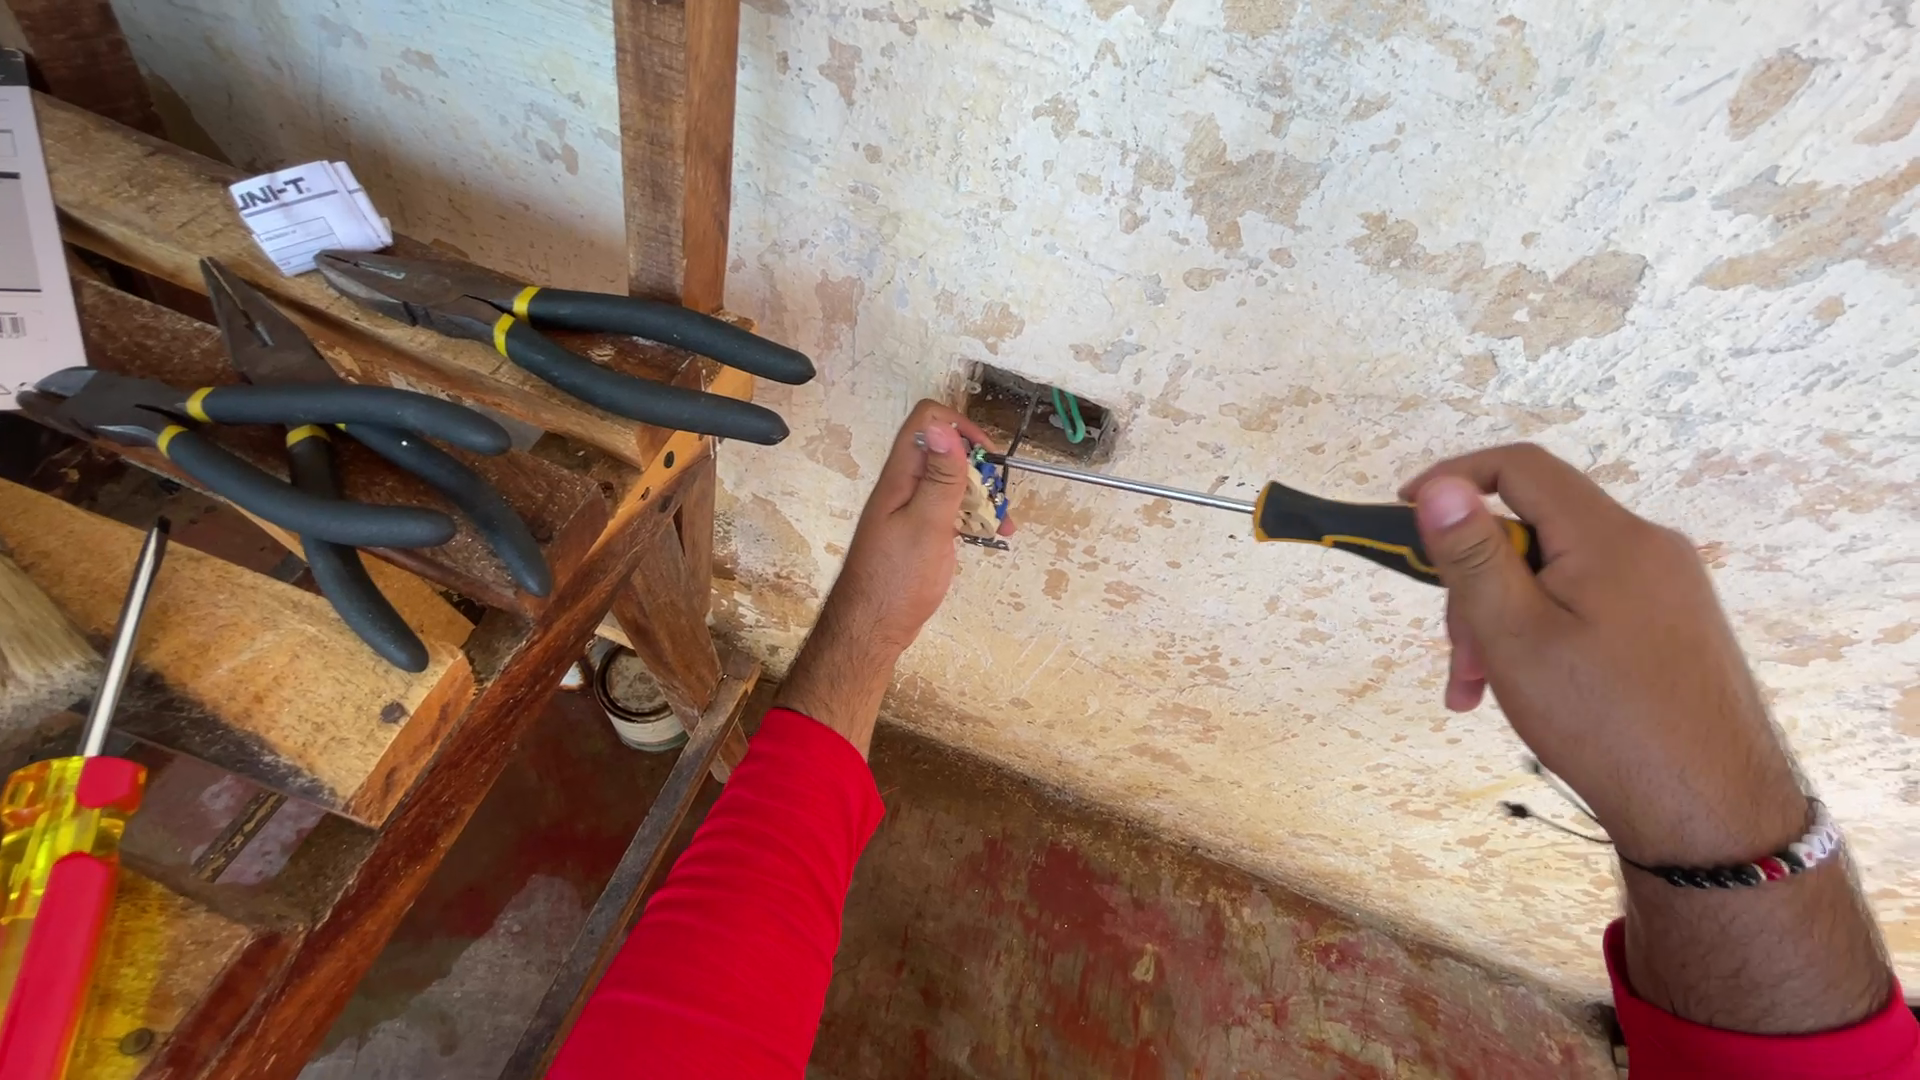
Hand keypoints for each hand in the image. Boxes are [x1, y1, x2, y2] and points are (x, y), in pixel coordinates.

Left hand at [775, 401, 1012, 757]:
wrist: (872, 629)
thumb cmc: (898, 580)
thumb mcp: (926, 525)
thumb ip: (939, 477)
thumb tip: (945, 425)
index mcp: (901, 476)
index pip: (927, 421)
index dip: (959, 427)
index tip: (986, 457)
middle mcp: (905, 486)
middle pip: (944, 451)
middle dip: (978, 467)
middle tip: (997, 497)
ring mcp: (912, 509)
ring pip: (952, 482)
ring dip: (981, 495)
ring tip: (1003, 523)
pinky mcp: (921, 531)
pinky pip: (951, 510)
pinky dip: (973, 517)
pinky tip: (993, 536)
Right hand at [1401, 444, 1890, 1032]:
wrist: (1709, 812)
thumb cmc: (1595, 715)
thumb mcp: (1511, 630)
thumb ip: (1471, 552)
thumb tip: (1438, 485)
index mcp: (1610, 537)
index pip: (1520, 467)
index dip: (1453, 477)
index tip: (1402, 511)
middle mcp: (1644, 547)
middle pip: (1528, 530)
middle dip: (1472, 580)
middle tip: (1453, 649)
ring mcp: (1660, 587)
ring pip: (1547, 574)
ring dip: (1495, 617)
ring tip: (1474, 686)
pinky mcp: (1664, 622)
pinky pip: (1577, 604)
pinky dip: (1532, 631)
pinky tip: (1510, 687)